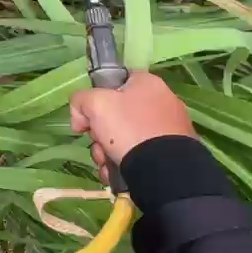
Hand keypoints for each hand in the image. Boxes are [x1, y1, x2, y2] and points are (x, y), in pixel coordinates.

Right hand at [69, 71, 195, 185]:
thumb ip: (80, 100)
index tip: (87, 115)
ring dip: (106, 149)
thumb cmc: (129, 128)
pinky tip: (115, 171)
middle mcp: (162, 102)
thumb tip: (82, 118)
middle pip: (117, 112)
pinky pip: (139, 152)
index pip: (115, 80)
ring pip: (125, 135)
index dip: (95, 96)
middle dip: (99, 130)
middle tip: (96, 140)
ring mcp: (169, 130)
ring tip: (105, 162)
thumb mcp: (94, 104)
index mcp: (148, 83)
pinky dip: (124, 161)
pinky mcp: (171, 153)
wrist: (164, 170)